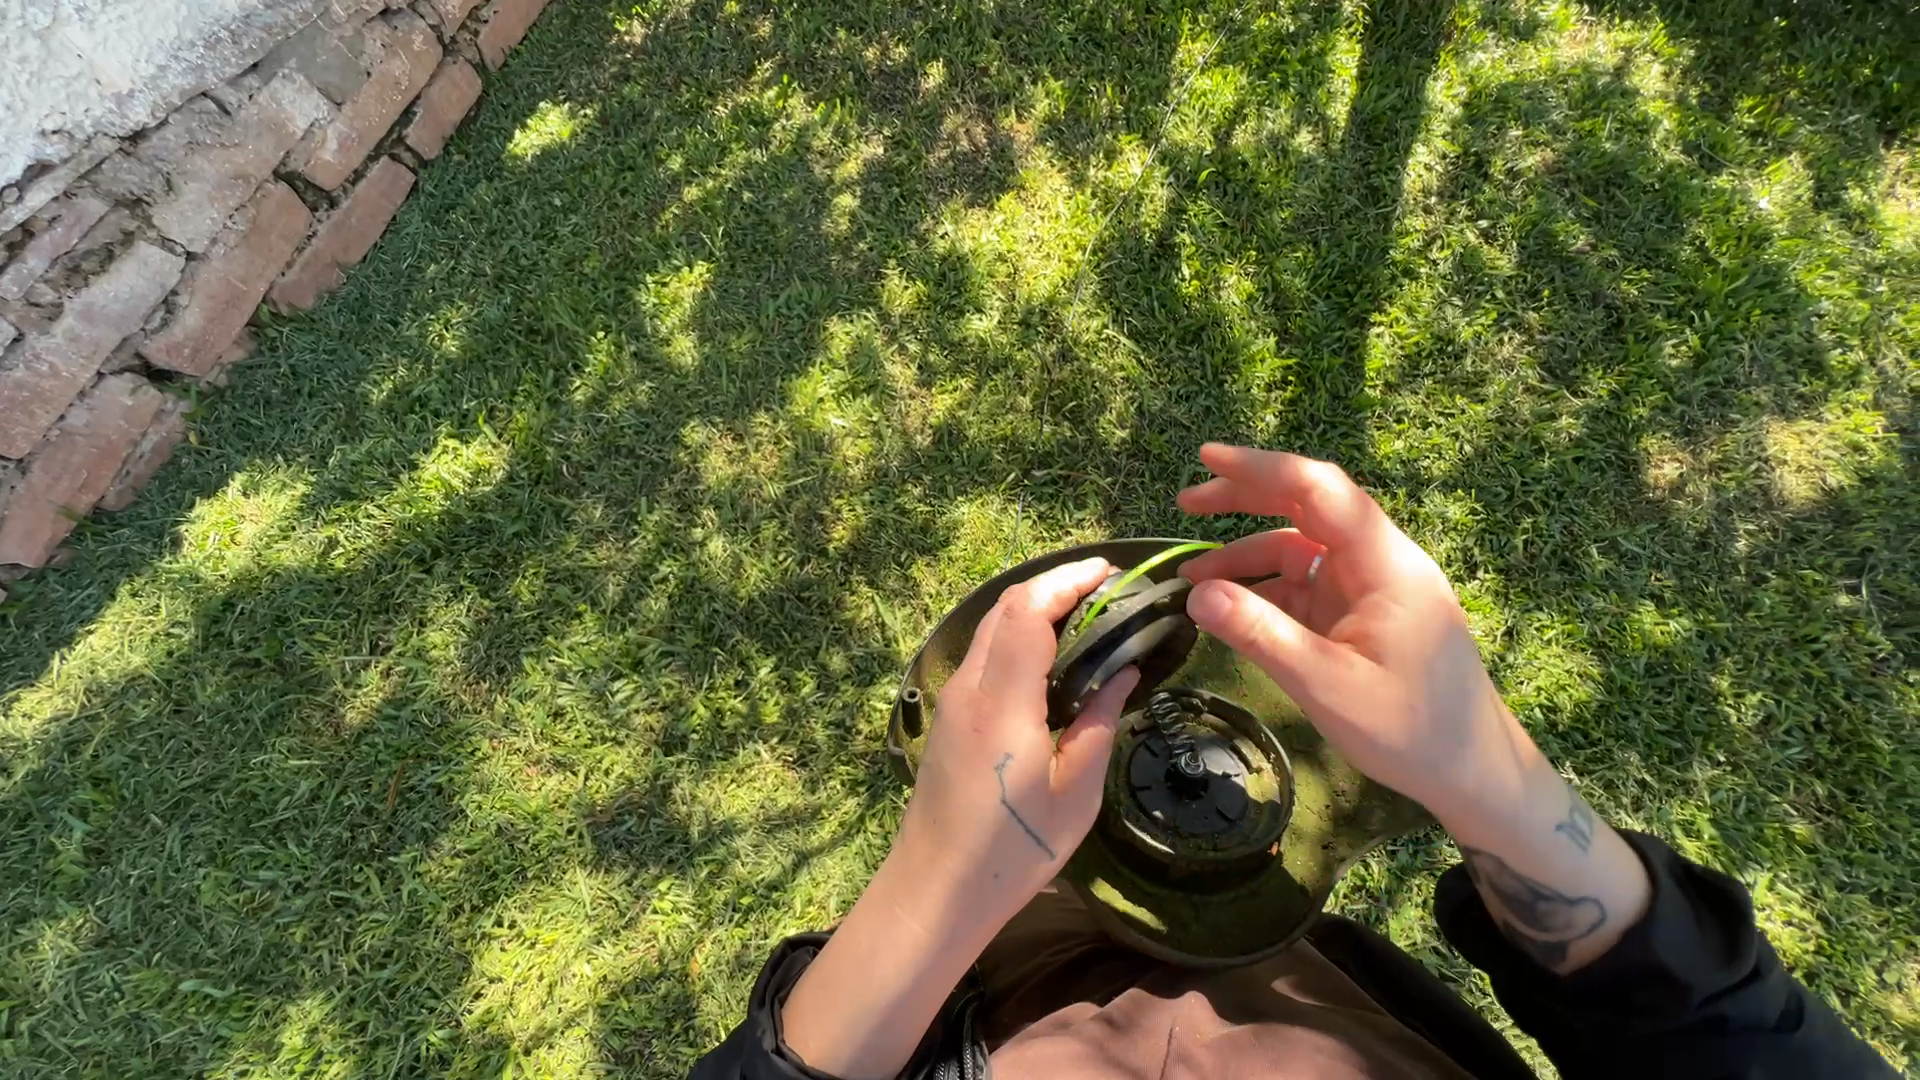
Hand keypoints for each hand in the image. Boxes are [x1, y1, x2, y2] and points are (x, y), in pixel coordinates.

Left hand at [781, 558, 1136, 1077]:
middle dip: (1055, 584)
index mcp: (1001, 705)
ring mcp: (952, 696)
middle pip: (1005, 608)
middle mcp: (968, 687)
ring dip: (1035, 605)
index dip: (1066, 582)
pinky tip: (1052, 649)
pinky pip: (985, 650)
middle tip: (1106, 589)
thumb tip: (1125, 672)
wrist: (935, 887)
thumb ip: (1099, 724)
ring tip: (1087, 611)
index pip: (1027, 614)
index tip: (1108, 572)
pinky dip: (1019, 631)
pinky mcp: (949, 710)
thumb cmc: (1012, 851)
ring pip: (991, 624)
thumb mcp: (1075, 795)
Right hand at [1177, 443, 1530, 820]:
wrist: (1475, 775)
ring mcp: (1368, 586)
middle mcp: (1377, 561)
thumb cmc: (1412, 731)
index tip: (1207, 458)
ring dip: (1244, 554)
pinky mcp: (1358, 611)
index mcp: (1384, 565)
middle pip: (1307, 506)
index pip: (1320, 491)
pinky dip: (1261, 588)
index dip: (1263, 468)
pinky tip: (1228, 606)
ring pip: (1298, 546)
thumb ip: (1260, 635)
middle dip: (1245, 498)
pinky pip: (1302, 583)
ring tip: (1190, 578)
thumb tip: (1195, 593)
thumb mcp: (1327, 685)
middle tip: (1186, 503)